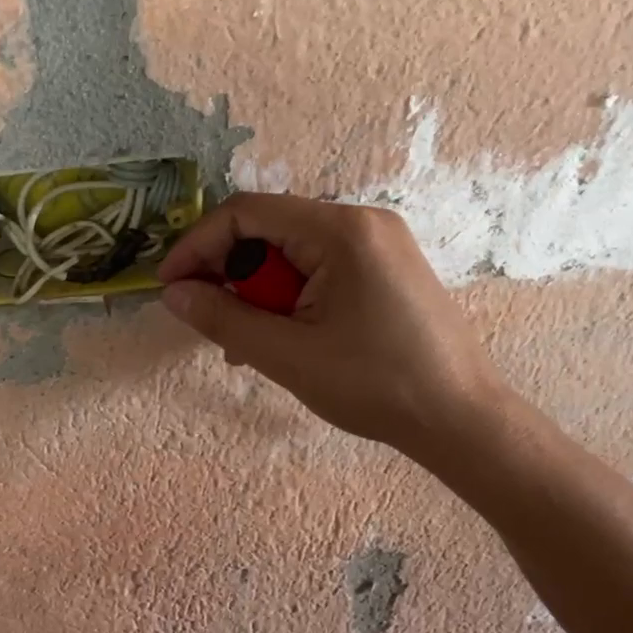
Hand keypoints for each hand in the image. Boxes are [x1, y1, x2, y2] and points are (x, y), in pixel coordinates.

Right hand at [156, 193, 511, 458]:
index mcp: (341, 230)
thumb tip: (173, 293)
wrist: (462, 420)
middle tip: (207, 319)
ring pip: (291, 252)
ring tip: (243, 343)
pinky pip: (318, 268)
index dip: (198, 245)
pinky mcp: (385, 269)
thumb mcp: (286, 354)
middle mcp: (362, 222)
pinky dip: (288, 297)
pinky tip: (279, 338)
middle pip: (269, 229)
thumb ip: (223, 317)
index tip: (170, 286)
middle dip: (229, 272)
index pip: (246, 212)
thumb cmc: (375, 385)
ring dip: (257, 292)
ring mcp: (379, 244)